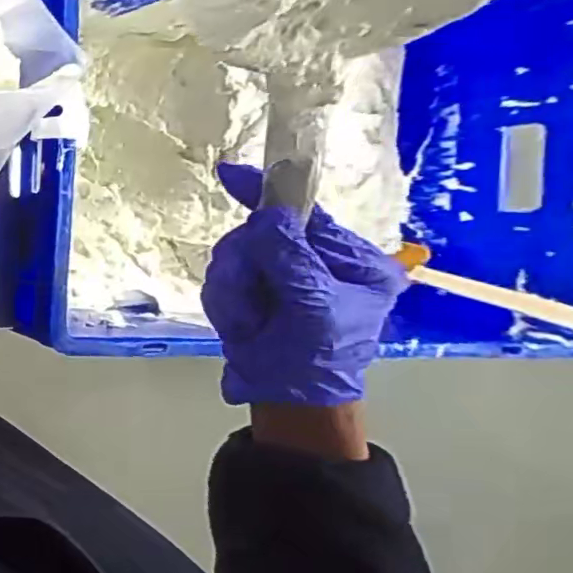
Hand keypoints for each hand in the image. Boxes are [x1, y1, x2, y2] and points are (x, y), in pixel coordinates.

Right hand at [202, 162, 408, 406]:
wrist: (287, 400)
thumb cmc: (316, 357)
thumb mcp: (313, 306)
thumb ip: (290, 258)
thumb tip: (268, 215)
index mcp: (351, 262)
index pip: (305, 215)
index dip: (269, 194)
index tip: (231, 173)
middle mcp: (315, 264)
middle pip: (259, 237)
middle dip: (245, 267)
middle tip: (250, 297)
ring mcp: (279, 280)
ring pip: (233, 259)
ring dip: (232, 289)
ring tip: (248, 319)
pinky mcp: (251, 294)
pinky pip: (222, 281)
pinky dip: (224, 302)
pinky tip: (241, 323)